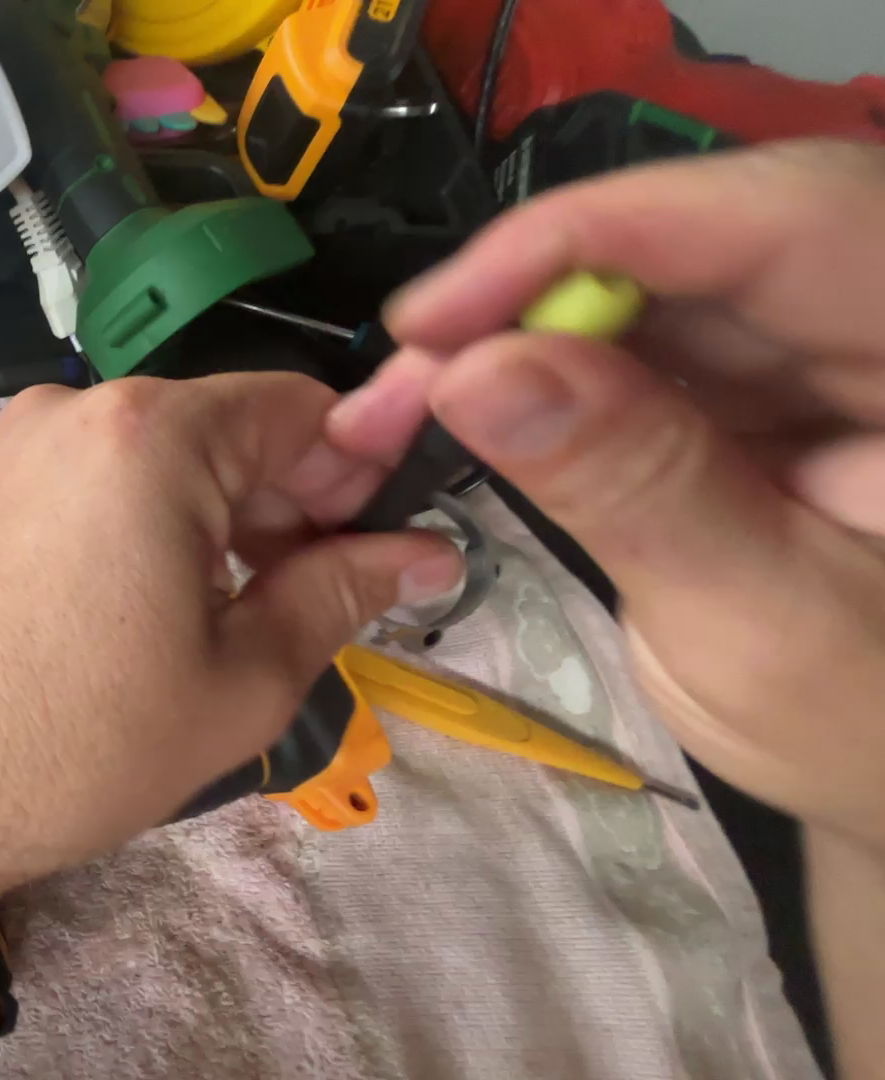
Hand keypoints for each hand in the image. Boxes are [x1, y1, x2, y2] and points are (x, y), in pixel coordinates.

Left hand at [0, 373, 460, 898]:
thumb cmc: (77, 746)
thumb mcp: (239, 681)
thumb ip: (339, 593)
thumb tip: (421, 551)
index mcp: (148, 434)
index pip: (300, 408)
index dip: (357, 472)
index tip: (377, 545)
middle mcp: (73, 409)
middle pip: (223, 428)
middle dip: (284, 501)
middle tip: (311, 594)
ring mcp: (15, 442)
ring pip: (157, 454)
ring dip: (215, 515)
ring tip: (230, 609)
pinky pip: (93, 475)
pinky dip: (143, 517)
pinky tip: (149, 595)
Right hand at [325, 140, 884, 847]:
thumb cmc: (866, 725)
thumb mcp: (750, 618)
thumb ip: (628, 484)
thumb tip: (473, 374)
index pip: (781, 220)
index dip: (585, 238)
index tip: (427, 319)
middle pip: (685, 247)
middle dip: (508, 306)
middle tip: (387, 388)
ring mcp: (820, 351)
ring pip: (628, 295)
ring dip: (491, 346)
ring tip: (390, 414)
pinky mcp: (748, 386)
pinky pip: (614, 348)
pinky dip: (517, 378)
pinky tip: (450, 413)